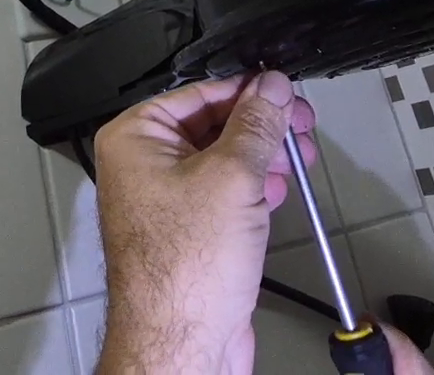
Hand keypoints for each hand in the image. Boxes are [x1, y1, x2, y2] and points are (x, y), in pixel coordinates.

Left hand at [92, 71, 315, 374]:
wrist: (182, 347)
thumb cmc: (182, 271)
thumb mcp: (232, 178)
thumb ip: (256, 126)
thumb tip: (270, 88)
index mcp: (135, 137)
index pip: (198, 94)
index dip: (245, 89)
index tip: (280, 86)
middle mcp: (143, 163)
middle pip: (211, 124)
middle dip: (259, 123)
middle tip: (298, 119)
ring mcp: (165, 198)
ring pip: (221, 157)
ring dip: (262, 152)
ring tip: (298, 148)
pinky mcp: (188, 229)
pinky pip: (222, 191)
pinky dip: (253, 185)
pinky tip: (278, 184)